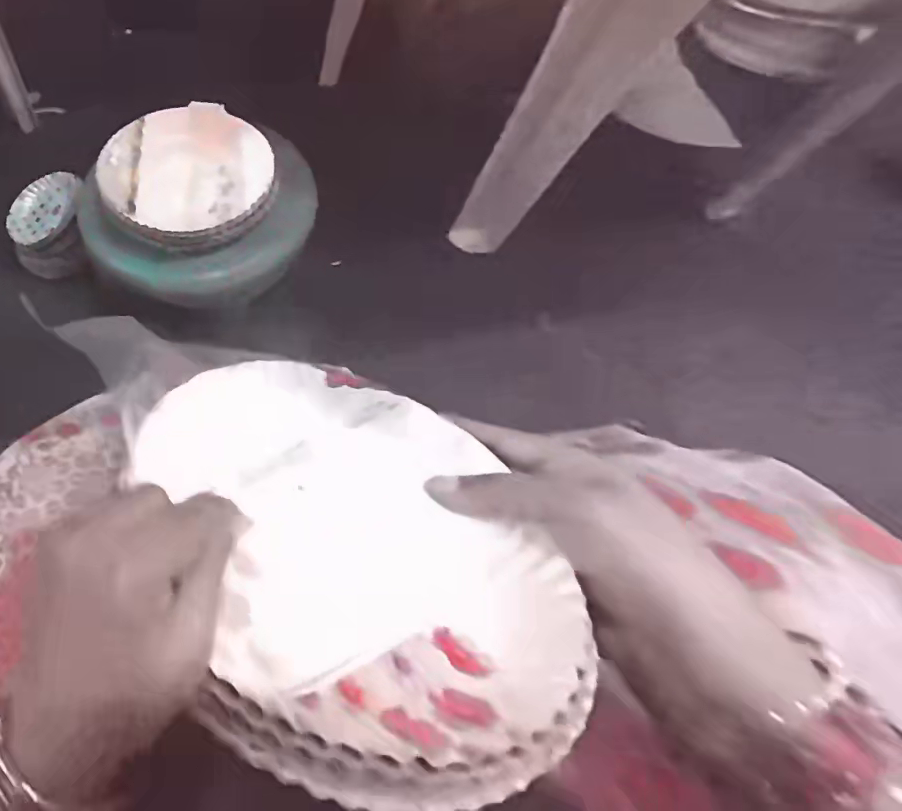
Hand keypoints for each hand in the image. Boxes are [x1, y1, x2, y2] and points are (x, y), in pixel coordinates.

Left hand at [4, 486, 244, 801]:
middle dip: (179, 520)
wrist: (55, 713)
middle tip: (185, 561)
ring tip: (149, 563)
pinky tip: (117, 563)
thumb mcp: (191, 647)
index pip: (192, 514)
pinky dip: (116, 526)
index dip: (221, 518)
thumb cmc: (132, 693)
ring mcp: (63, 530)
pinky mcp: (47, 536)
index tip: (234, 530)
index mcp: (133, 565)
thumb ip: (210, 575)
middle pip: (155, 496)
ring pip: (124, 497)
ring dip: (146, 520)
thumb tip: (227, 521)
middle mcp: (93, 533)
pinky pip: (96, 509)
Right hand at [427, 421, 826, 756]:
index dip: (441, 430)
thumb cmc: (642, 559)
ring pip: (484, 518)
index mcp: (565, 464)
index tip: (388, 433)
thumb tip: (429, 483)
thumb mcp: (575, 507)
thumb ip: (500, 490)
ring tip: (390, 515)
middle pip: (481, 476)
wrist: (704, 654)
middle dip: (436, 476)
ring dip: (447, 518)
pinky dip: (465, 553)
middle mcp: (554, 494)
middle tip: (378, 478)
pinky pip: (495, 556)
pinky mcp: (546, 577)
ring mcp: (551, 538)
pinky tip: (427, 554)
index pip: (487, 435)